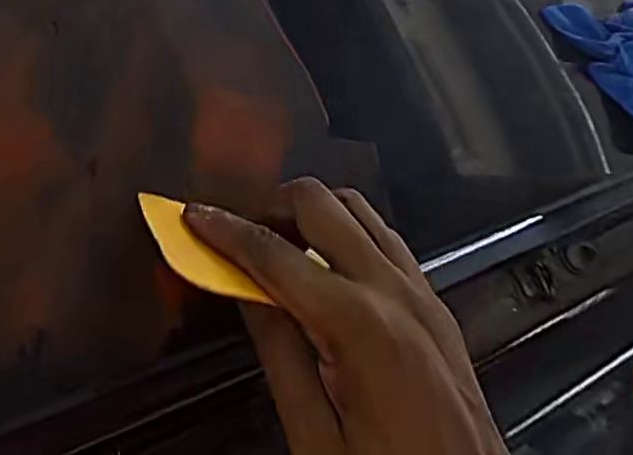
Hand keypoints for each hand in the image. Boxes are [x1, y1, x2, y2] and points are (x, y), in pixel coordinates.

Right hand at [184, 180, 508, 454]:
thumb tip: (243, 289)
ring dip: (308, 213)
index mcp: (361, 326)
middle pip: (318, 202)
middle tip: (237, 234)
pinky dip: (344, 230)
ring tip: (277, 247)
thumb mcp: (317, 440)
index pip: (273, 253)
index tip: (197, 217)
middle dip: (268, 206)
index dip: (225, 230)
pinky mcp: (435, 304)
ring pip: (354, 206)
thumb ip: (278, 351)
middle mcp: (395, 293)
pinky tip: (325, 264)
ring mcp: (421, 293)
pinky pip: (383, 236)